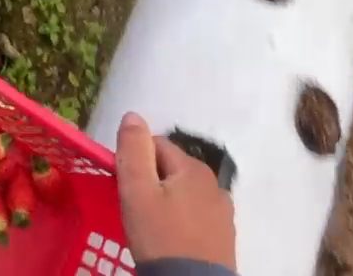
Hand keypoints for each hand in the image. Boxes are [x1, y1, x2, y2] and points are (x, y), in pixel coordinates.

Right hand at [116, 112, 236, 268]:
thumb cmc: (161, 236)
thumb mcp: (136, 189)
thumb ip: (133, 148)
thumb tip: (133, 115)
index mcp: (193, 167)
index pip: (154, 144)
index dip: (135, 161)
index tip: (127, 186)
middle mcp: (214, 183)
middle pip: (170, 167)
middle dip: (151, 180)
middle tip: (137, 206)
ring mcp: (223, 212)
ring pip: (183, 191)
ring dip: (167, 200)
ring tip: (153, 225)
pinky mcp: (225, 236)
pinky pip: (195, 214)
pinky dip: (182, 219)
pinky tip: (172, 238)